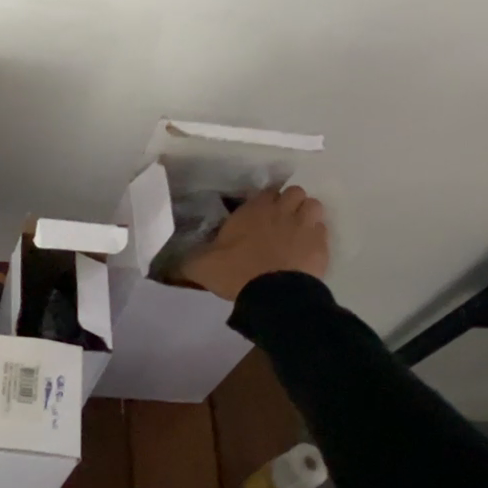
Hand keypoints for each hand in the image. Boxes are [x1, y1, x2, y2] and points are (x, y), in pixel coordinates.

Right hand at [179, 185, 328, 301]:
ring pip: (313, 206)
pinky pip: (323, 231)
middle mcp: (281, 210)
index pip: (266, 191)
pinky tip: (308, 250)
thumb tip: (165, 267)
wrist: (274, 296)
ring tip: (299, 231)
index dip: (265, 201)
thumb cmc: (237, 273)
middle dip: (289, 203)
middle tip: (280, 222)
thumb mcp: (203, 267)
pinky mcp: (321, 245)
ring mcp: (305, 226)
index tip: (258, 215)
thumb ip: (186, 262)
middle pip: (294, 192)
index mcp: (254, 209)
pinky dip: (317, 236)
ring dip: (307, 215)